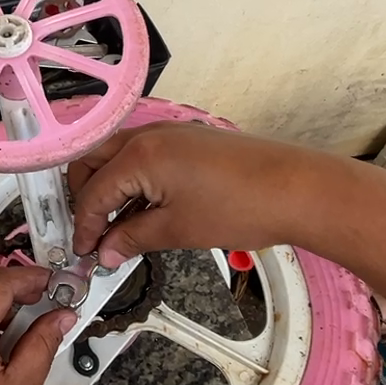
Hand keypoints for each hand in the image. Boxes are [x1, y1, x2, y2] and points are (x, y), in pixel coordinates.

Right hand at [66, 120, 382, 265]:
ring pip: (115, 155)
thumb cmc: (241, 208)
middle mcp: (146, 135)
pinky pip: (140, 153)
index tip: (84, 251)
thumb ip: (133, 239)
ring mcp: (167, 132)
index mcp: (139, 156)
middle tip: (91, 230)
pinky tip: (143, 207)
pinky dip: (131, 177)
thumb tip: (106, 252)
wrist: (301, 190)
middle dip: (84, 196)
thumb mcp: (178, 230)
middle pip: (92, 162)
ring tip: (116, 223)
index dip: (85, 226)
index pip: (93, 192)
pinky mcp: (186, 137)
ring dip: (107, 186)